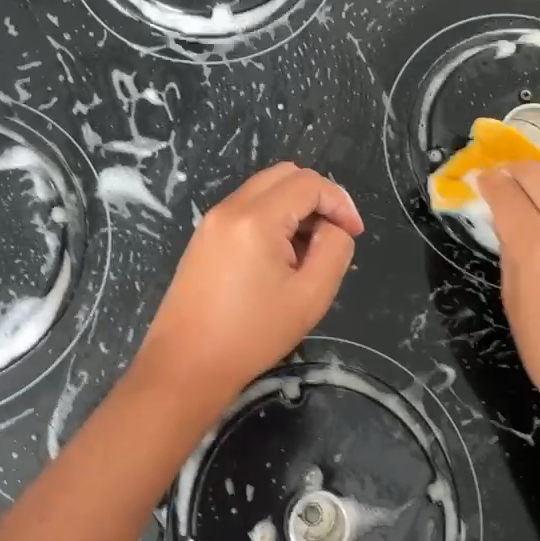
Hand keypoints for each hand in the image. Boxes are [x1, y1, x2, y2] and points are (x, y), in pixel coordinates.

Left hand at [136, 163, 364, 400]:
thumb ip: (334, 251)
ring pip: (265, 189)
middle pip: (285, 175)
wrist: (185, 365)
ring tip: (308, 252)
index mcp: (256, 219)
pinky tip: (280, 259)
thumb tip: (334, 228)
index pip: (308, 183)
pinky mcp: (204, 237)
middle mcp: (230, 208)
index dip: (340, 202)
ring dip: (295, 207)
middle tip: (334, 235)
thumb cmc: (251, 335)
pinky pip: (247, 208)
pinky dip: (272, 218)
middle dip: (318, 198)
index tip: (354, 233)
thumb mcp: (310, 296)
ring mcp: (212, 221)